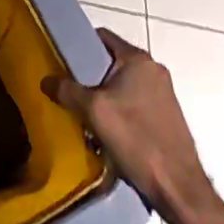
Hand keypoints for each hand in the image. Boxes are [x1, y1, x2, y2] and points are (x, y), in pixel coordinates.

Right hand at [45, 27, 210, 210]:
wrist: (178, 186)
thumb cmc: (136, 138)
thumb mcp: (94, 111)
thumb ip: (67, 91)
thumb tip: (45, 80)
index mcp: (138, 59)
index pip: (103, 37)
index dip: (80, 45)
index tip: (62, 60)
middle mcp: (154, 69)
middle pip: (112, 63)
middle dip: (91, 77)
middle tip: (70, 92)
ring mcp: (164, 93)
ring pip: (123, 86)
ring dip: (105, 98)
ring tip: (86, 117)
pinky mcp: (168, 115)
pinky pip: (136, 103)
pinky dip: (120, 112)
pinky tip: (108, 134)